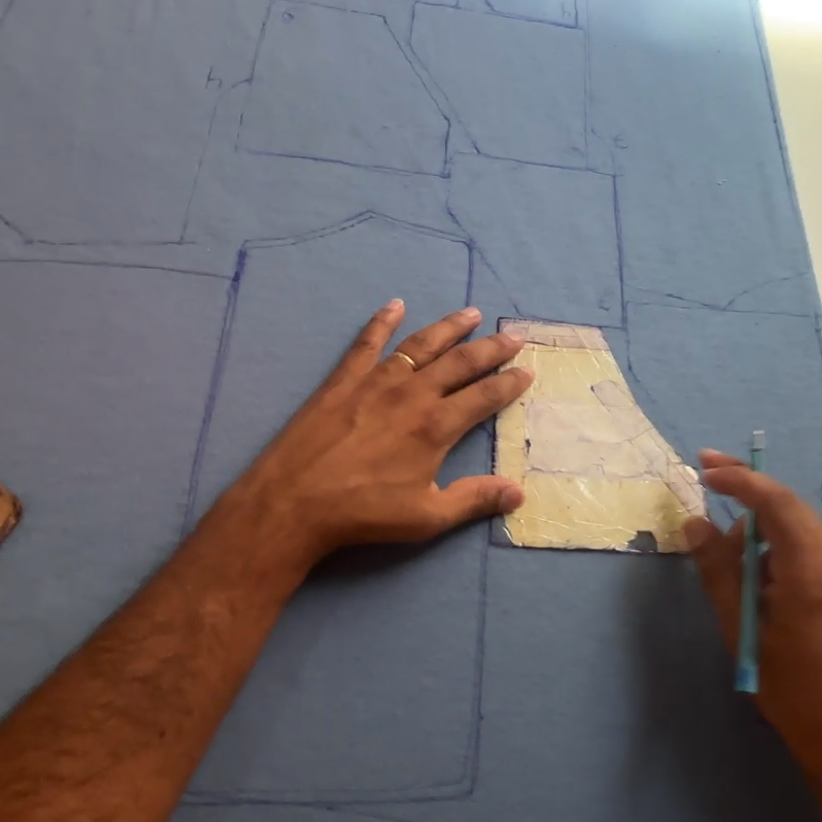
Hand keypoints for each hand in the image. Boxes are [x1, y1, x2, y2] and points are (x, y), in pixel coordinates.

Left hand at [206, 300, 533, 574]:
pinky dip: (382, 321)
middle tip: (514, 335)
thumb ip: (475, 500)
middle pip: (461, 362)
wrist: (294, 501)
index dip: (510, 383)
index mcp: (437, 426)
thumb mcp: (427, 517)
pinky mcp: (344, 379)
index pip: (484, 397)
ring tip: (472, 313)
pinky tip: (395, 304)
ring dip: (450, 327)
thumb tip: (519, 493)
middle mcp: (413, 394)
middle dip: (492, 348)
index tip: (527, 371)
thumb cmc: (364, 513)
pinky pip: (368, 342)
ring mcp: (377, 381)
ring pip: (422, 344)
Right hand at [683, 450, 821, 796]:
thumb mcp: (742, 629)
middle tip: (707, 474)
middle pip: (788, 505)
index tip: (704, 470)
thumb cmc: (790, 687)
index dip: (739, 479)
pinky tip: (753, 577)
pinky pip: (805, 549)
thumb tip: (696, 522)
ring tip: (726, 559)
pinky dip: (775, 546)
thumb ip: (718, 570)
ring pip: (795, 527)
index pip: (776, 502)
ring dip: (759, 525)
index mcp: (810, 569)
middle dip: (748, 487)